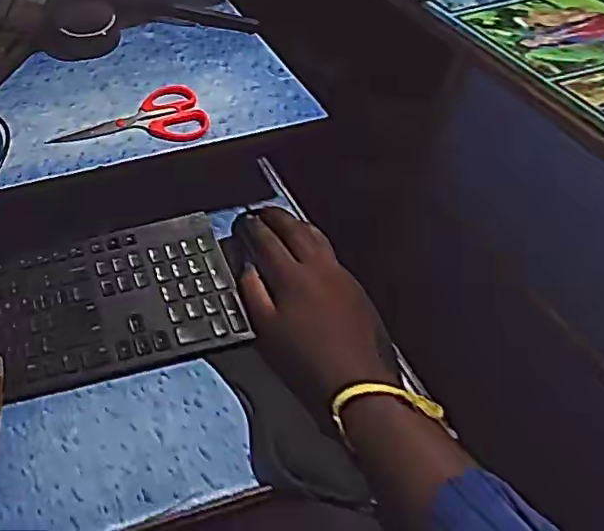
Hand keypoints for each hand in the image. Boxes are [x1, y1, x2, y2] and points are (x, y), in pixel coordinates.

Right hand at [239, 208, 395, 406]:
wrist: (362, 389)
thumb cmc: (305, 362)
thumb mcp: (265, 328)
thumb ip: (251, 291)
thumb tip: (246, 267)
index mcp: (291, 275)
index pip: (264, 237)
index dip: (249, 225)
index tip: (240, 222)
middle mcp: (318, 267)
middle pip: (293, 227)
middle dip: (273, 216)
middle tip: (259, 214)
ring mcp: (342, 276)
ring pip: (317, 236)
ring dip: (296, 225)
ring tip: (284, 224)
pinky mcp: (358, 289)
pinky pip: (331, 254)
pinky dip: (314, 243)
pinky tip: (309, 253)